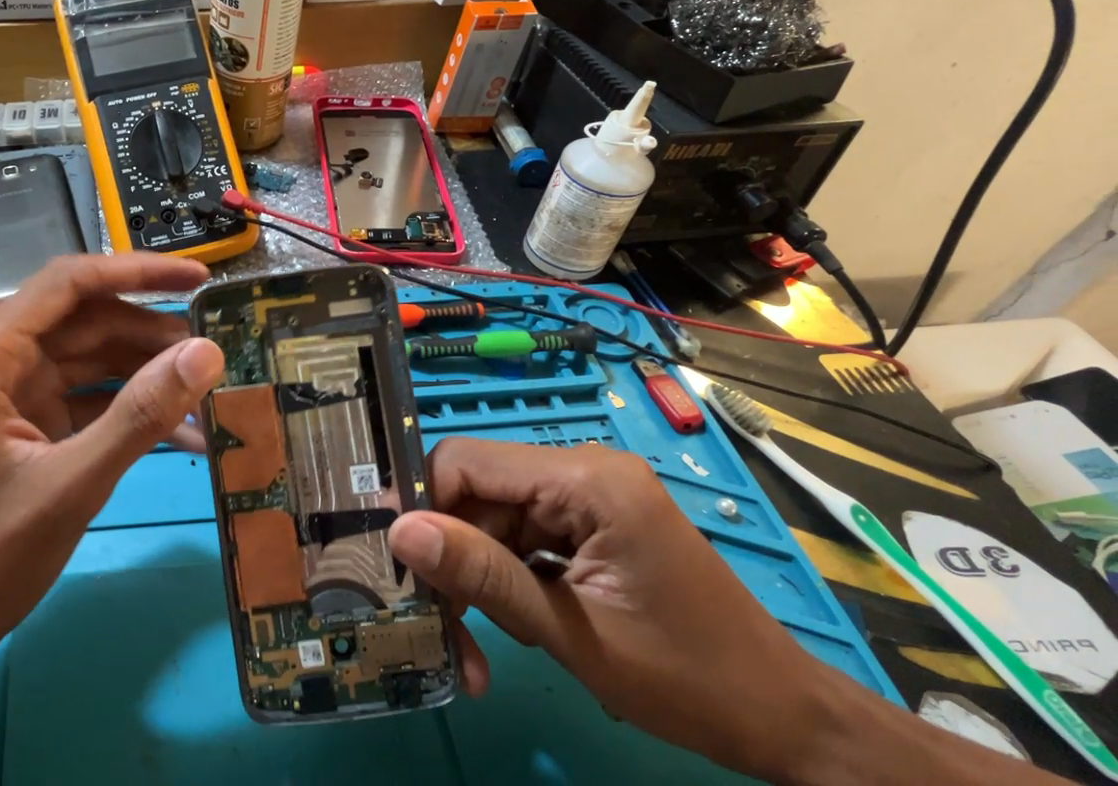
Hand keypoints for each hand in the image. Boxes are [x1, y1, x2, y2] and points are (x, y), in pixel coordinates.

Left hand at [0, 253, 224, 675]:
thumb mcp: (71, 484)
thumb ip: (140, 415)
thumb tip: (206, 351)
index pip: (70, 284)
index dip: (139, 272)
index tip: (200, 279)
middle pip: (85, 322)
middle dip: (152, 336)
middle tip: (219, 351)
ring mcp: (5, 396)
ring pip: (89, 362)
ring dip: (145, 378)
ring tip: (211, 393)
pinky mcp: (20, 429)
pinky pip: (82, 402)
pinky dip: (125, 414)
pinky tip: (181, 434)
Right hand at [387, 440, 832, 779]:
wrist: (786, 721)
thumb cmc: (687, 679)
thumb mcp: (572, 632)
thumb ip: (483, 575)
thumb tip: (398, 531)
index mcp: (587, 480)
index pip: (467, 461)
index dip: (423, 505)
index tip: (395, 562)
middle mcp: (585, 473)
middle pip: (478, 495)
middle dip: (454, 559)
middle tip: (441, 628)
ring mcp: (592, 500)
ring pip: (495, 522)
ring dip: (480, 581)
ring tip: (479, 650)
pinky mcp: (594, 528)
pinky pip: (524, 540)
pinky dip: (508, 583)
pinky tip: (514, 629)